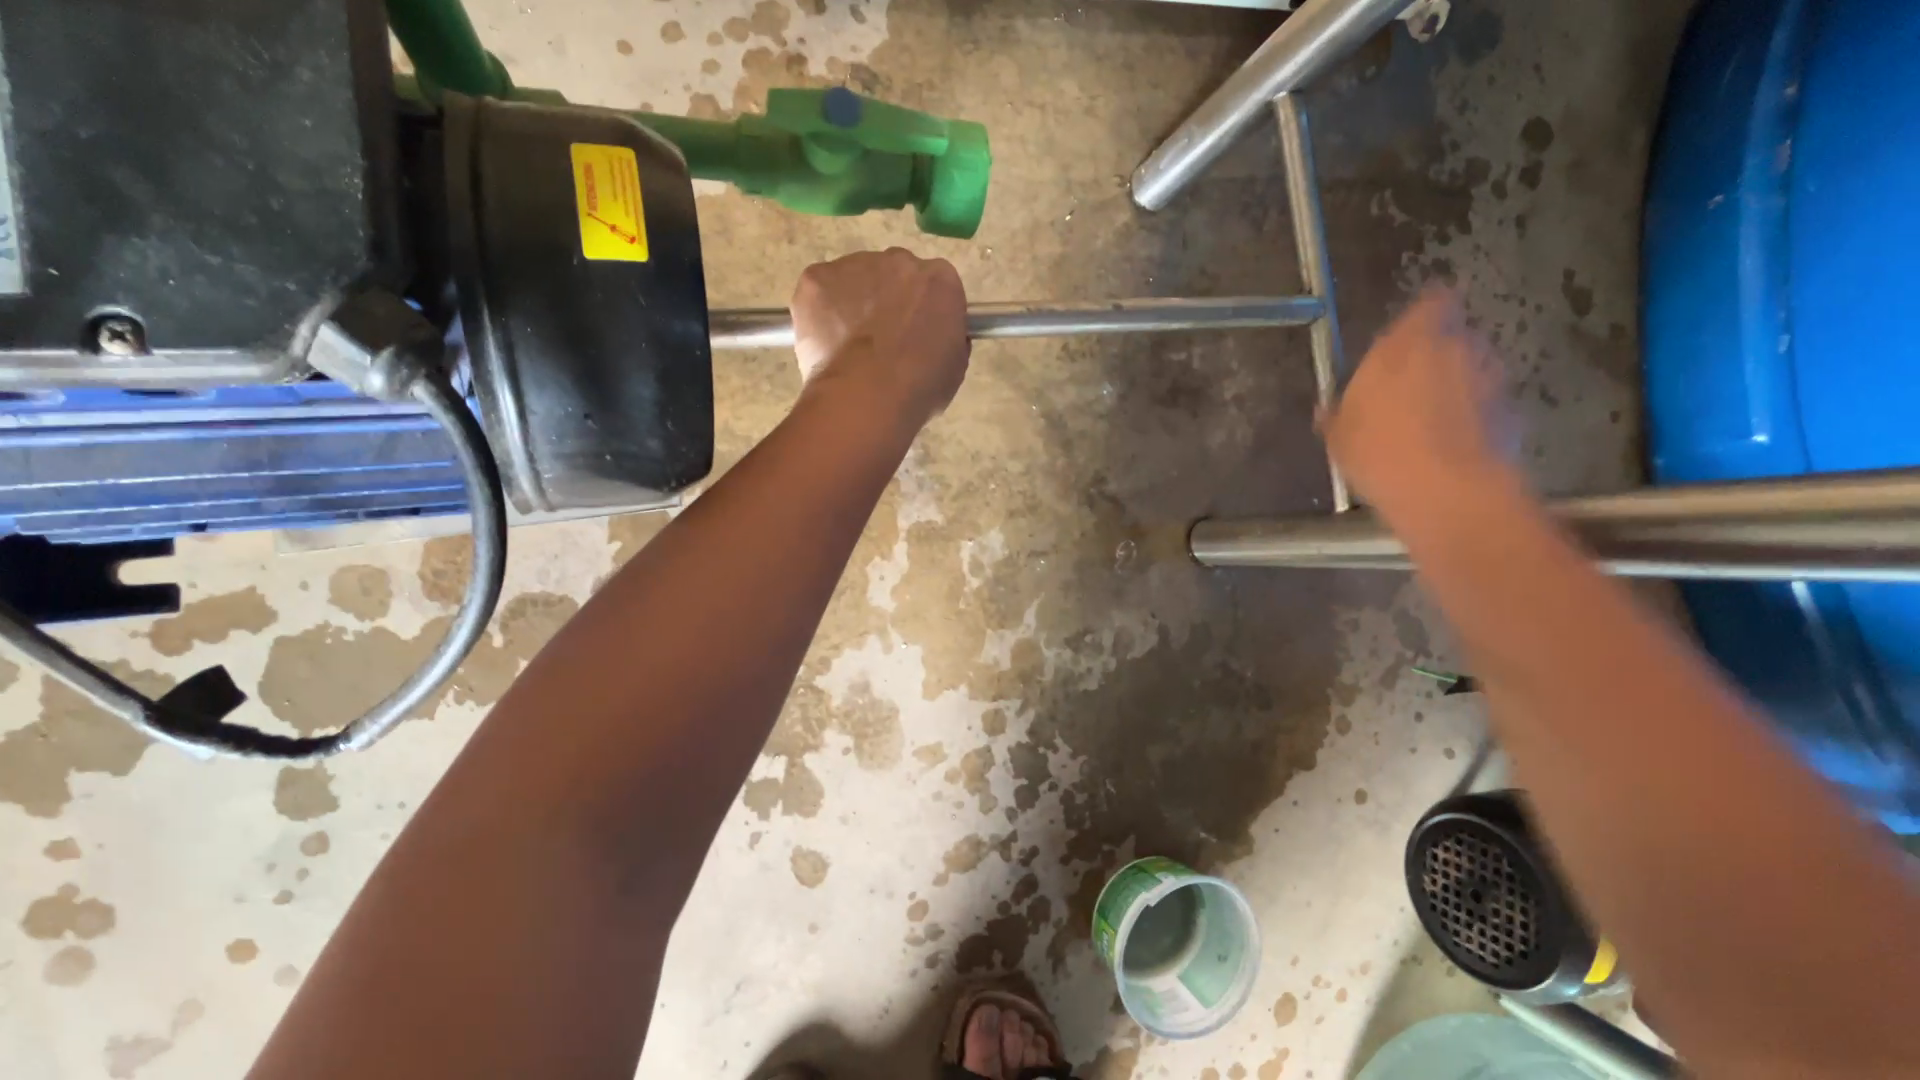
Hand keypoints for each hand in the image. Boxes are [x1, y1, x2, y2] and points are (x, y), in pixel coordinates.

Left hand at [789, 248, 970, 430]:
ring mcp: (853, 265)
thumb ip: (947, 337)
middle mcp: (898, 261)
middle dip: (887, 302)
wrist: (866, 395)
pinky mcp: (815, 279)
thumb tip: (937, 336)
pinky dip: (820, 312)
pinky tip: (825, 342)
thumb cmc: (919, 386)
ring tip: (848, 347)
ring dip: (853, 304)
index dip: (922, 311)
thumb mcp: (954, 365)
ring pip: (854, 280)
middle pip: (893, 275)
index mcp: (939, 279)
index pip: (933, 285)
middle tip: (881, 342)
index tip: (914, 334)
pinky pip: (819, 291)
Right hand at [1320, 289, 1520, 521]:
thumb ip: (1338, 412)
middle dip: (1441, 353)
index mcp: (1407, 342)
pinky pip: (1490, 404)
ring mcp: (1491, 377)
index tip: (1414, 330)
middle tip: (1417, 383)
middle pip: (1454, 336)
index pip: (1431, 301)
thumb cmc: (1379, 451)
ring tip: (1439, 417)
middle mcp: (1455, 347)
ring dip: (1463, 383)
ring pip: (1476, 368)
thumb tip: (1329, 408)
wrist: (1446, 490)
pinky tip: (1458, 444)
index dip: (1426, 311)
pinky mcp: (1513, 410)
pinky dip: (1479, 415)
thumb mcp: (1339, 436)